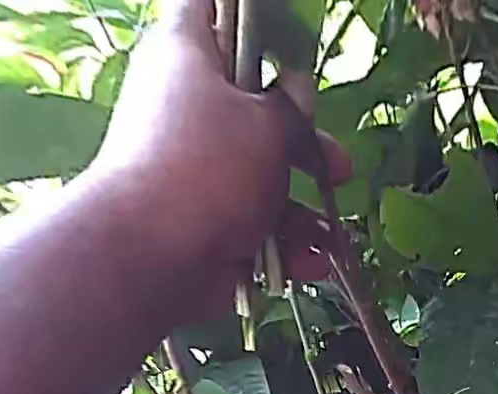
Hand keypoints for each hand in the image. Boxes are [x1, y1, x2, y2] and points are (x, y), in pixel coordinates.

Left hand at [85, 0, 347, 275]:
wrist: (158, 253)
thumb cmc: (212, 167)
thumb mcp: (266, 125)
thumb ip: (291, 107)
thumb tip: (298, 87)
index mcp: (189, 56)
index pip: (211, 7)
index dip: (253, 17)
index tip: (292, 39)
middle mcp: (188, 109)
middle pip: (255, 113)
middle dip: (306, 146)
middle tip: (340, 167)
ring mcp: (198, 172)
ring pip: (262, 181)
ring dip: (304, 212)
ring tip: (334, 238)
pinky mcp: (207, 223)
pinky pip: (255, 228)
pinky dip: (286, 247)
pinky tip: (313, 264)